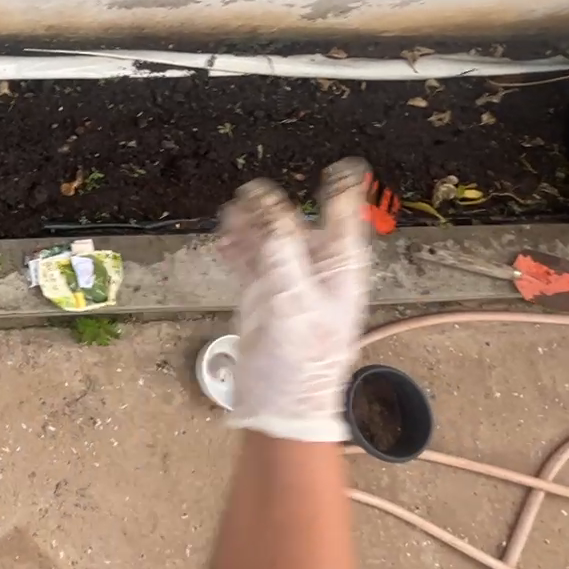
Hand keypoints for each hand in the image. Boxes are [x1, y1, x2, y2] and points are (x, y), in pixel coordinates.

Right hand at [218, 158, 370, 442]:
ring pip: (269, 242)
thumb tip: (268, 209)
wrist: (278, 401)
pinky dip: (236, 248)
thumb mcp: (292, 301)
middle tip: (253, 189)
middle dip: (276, 209)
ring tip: (230, 210)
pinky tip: (223, 238)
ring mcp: (287, 285)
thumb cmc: (299, 360)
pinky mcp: (263, 298)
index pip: (345, 224)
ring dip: (250, 226)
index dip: (344, 195)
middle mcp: (316, 275)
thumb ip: (280, 252)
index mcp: (338, 274)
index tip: (345, 167)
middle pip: (297, 228)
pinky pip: (248, 262)